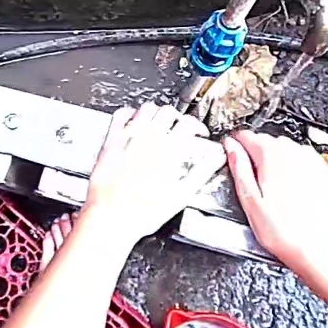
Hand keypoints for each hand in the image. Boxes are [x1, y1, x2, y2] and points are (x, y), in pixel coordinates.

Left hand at [78, 104, 222, 242]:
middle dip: (178, 117)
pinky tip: (134, 121)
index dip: (197, 125)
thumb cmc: (144, 212)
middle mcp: (149, 139)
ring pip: (146, 109)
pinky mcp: (111, 141)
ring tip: (159, 122)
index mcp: (168, 151)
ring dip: (156, 112)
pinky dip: (130, 113)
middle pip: (168, 112)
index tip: (198, 132)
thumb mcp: (181, 196)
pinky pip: (120, 115)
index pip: (188, 123)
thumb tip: (216, 159)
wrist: (111, 217)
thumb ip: (201, 173)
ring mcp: (128, 137)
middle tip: (179, 127)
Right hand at [222, 130, 327, 278]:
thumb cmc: (281, 231)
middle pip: (266, 141)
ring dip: (275, 160)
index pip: (246, 136)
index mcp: (271, 155)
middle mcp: (293, 152)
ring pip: (285, 149)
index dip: (236, 145)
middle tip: (252, 180)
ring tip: (271, 188)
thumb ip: (238, 166)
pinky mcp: (323, 173)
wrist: (314, 251)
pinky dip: (293, 168)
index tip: (233, 154)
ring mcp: (311, 162)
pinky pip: (302, 160)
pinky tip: (289, 189)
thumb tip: (231, 147)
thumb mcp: (248, 198)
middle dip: (256, 155)